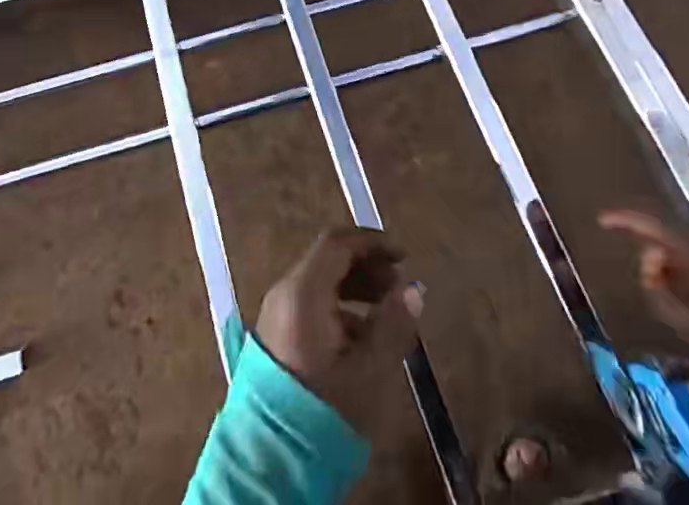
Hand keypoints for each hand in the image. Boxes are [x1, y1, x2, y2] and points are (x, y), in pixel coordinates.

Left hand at [255, 227, 423, 437]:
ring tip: (390, 309)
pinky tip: (366, 333)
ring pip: (320, 281)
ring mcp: (278, 310)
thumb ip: (392, 325)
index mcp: (302, 291)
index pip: (335, 244)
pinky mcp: (279, 329)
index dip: (371, 242)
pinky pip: (312, 302)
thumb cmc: (327, 406)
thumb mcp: (369, 369)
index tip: (405, 255)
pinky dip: (341, 304)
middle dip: (366, 265)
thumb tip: (413, 289)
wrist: (275, 446)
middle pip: (326, 260)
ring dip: (355, 286)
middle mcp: (285, 291)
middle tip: (401, 287)